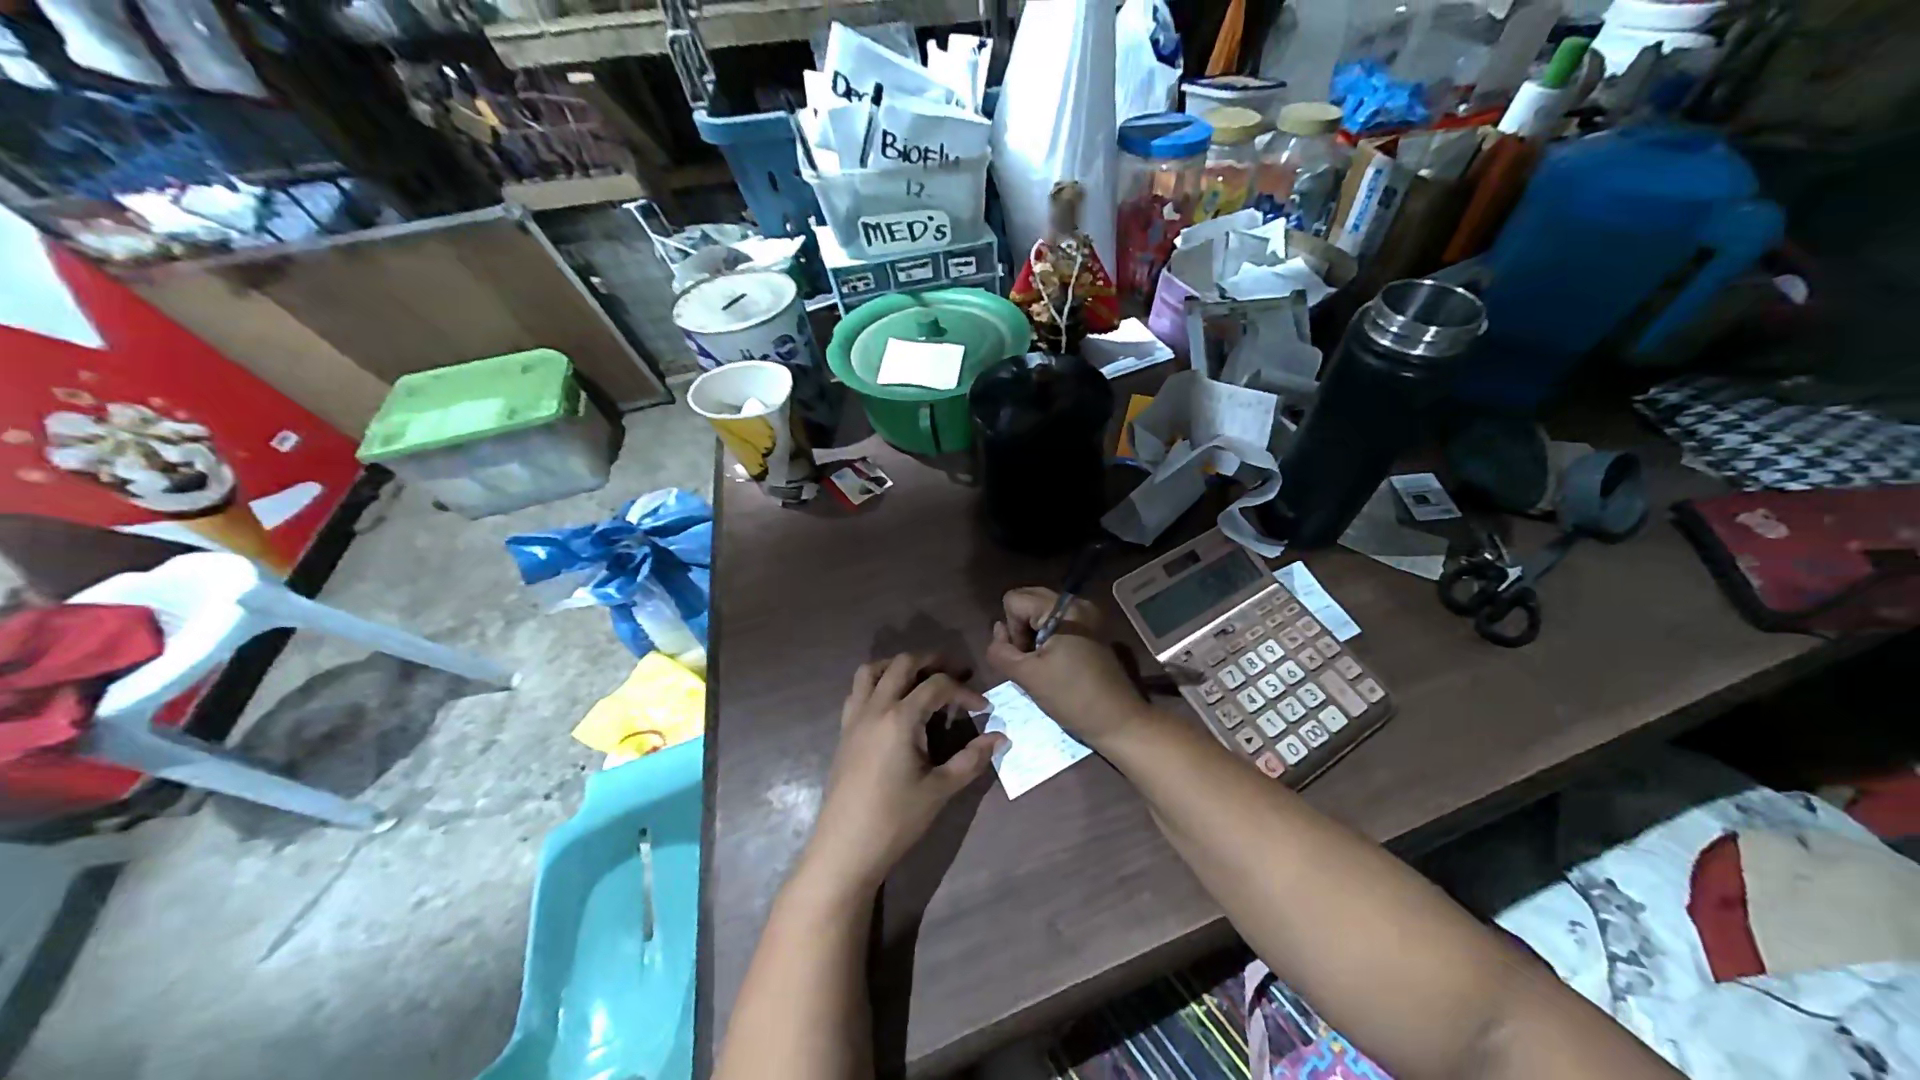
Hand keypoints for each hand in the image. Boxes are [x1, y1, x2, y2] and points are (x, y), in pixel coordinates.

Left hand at [801, 653, 1002, 894]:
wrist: (846, 848)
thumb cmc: (896, 819)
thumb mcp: (940, 789)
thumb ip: (971, 759)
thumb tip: (1001, 737)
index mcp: (900, 718)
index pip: (937, 686)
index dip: (964, 691)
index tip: (983, 708)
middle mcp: (875, 708)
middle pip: (902, 664)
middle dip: (932, 663)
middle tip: (956, 673)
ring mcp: (854, 718)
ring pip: (871, 670)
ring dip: (898, 666)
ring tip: (920, 679)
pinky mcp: (844, 732)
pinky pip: (857, 691)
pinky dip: (876, 684)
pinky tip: (891, 704)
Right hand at [986, 587, 1149, 745]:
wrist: (1119, 721)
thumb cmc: (1072, 697)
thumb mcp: (1026, 675)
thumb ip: (1001, 650)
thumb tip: (998, 630)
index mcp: (1064, 609)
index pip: (1014, 601)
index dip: (1011, 629)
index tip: (1026, 657)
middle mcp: (1077, 603)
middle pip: (1028, 602)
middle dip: (1020, 629)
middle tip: (1032, 660)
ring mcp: (1087, 616)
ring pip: (1041, 614)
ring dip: (1033, 636)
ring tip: (1044, 665)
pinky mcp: (1092, 631)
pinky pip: (1057, 624)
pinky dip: (1048, 640)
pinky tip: (1056, 664)